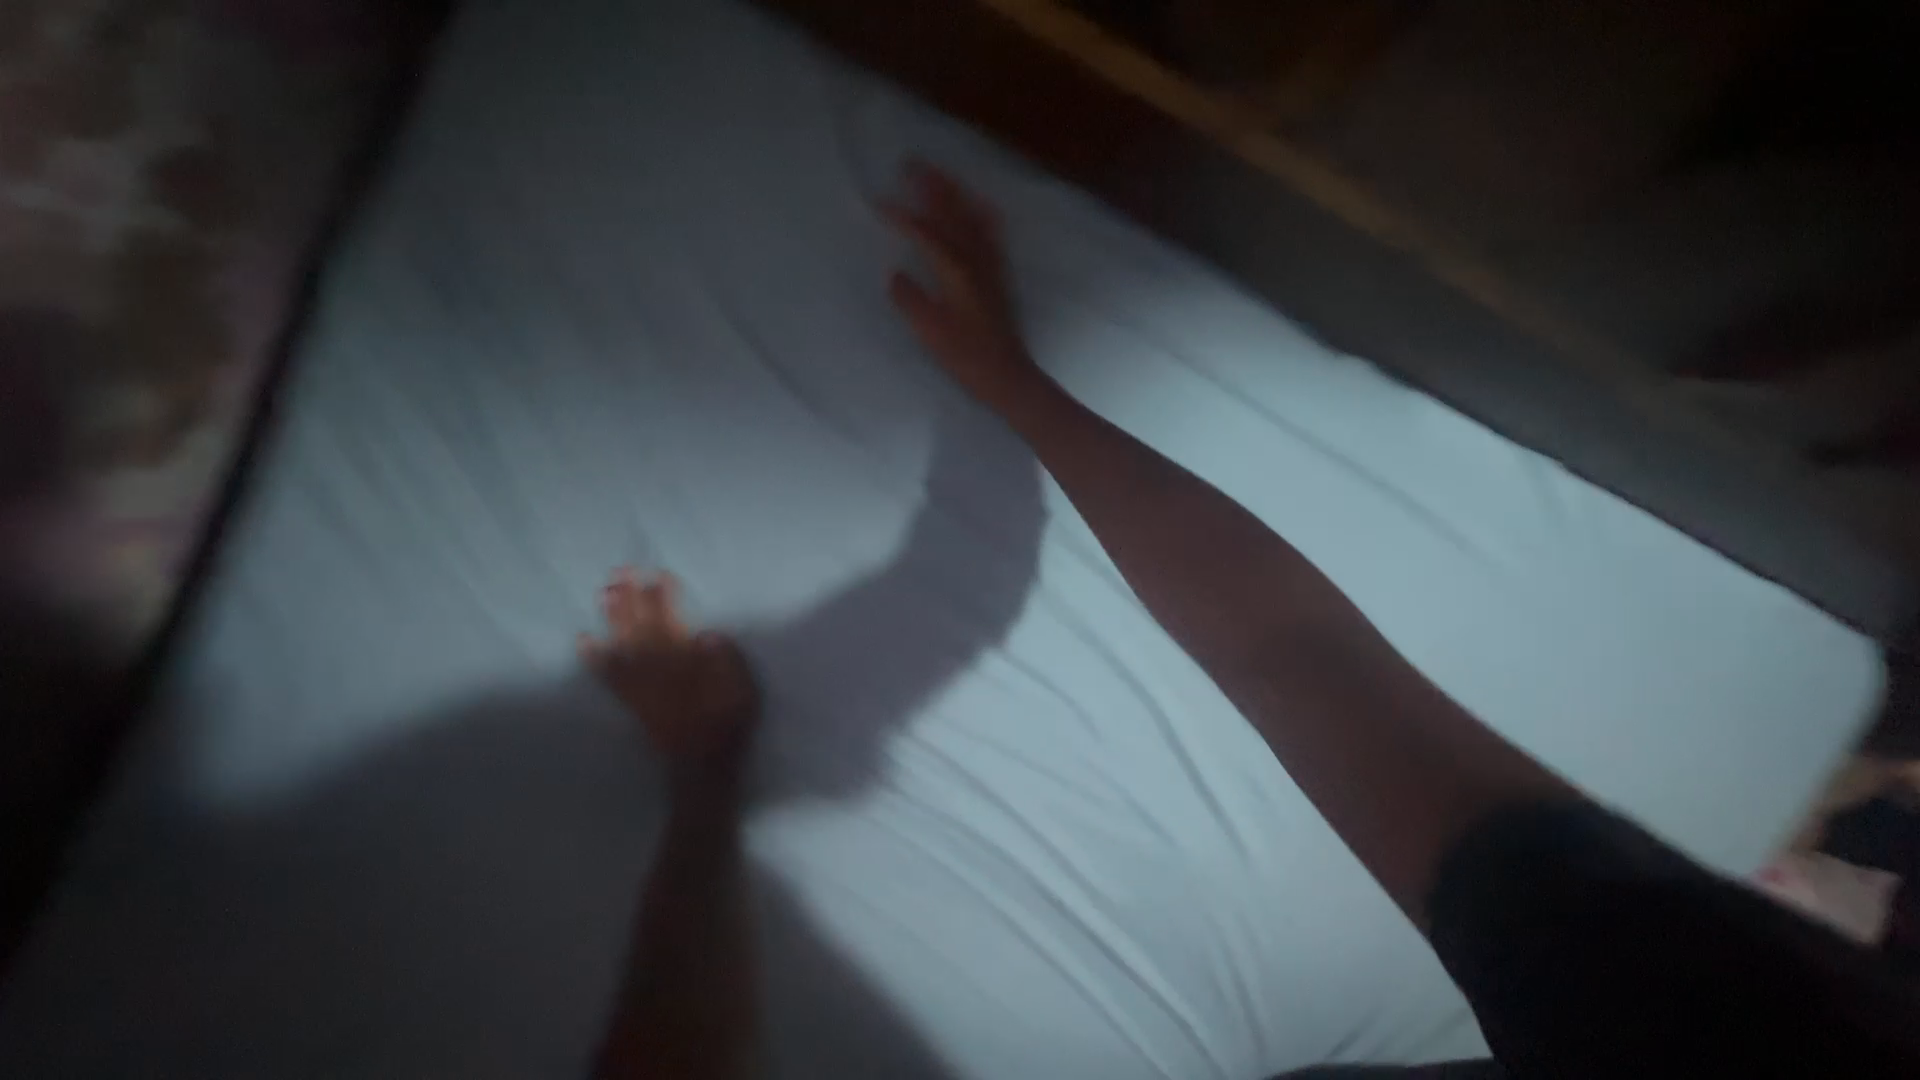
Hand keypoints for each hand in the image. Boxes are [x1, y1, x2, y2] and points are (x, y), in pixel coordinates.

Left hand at [579, 568, 758, 778]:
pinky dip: (594, 659)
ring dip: (613, 618)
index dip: (665, 598)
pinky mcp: (631, 701)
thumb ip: (727, 664)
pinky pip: (608, 678)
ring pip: (624, 645)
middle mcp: (660, 671)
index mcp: (688, 666)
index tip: (659, 574)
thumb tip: (708, 634)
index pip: (674, 623)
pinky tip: (582, 639)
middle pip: (644, 628)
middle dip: (633, 598)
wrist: (702, 766)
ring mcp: (642, 687)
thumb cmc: (728, 726)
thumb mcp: (743, 693)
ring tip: (605, 591)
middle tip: (622, 570)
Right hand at [880, 162, 1045, 410]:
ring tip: (940, 174)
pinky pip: (992, 233)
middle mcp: (976, 260)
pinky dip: (982, 213)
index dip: (902, 216)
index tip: (878, 202)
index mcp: (956, 271)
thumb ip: (910, 300)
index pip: (925, 233)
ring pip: (973, 217)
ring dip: (956, 193)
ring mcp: (991, 266)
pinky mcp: (999, 277)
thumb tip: (896, 276)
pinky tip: (980, 206)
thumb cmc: (965, 356)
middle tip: (911, 163)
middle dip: (931, 186)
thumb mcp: (930, 331)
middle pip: (953, 213)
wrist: (1005, 375)